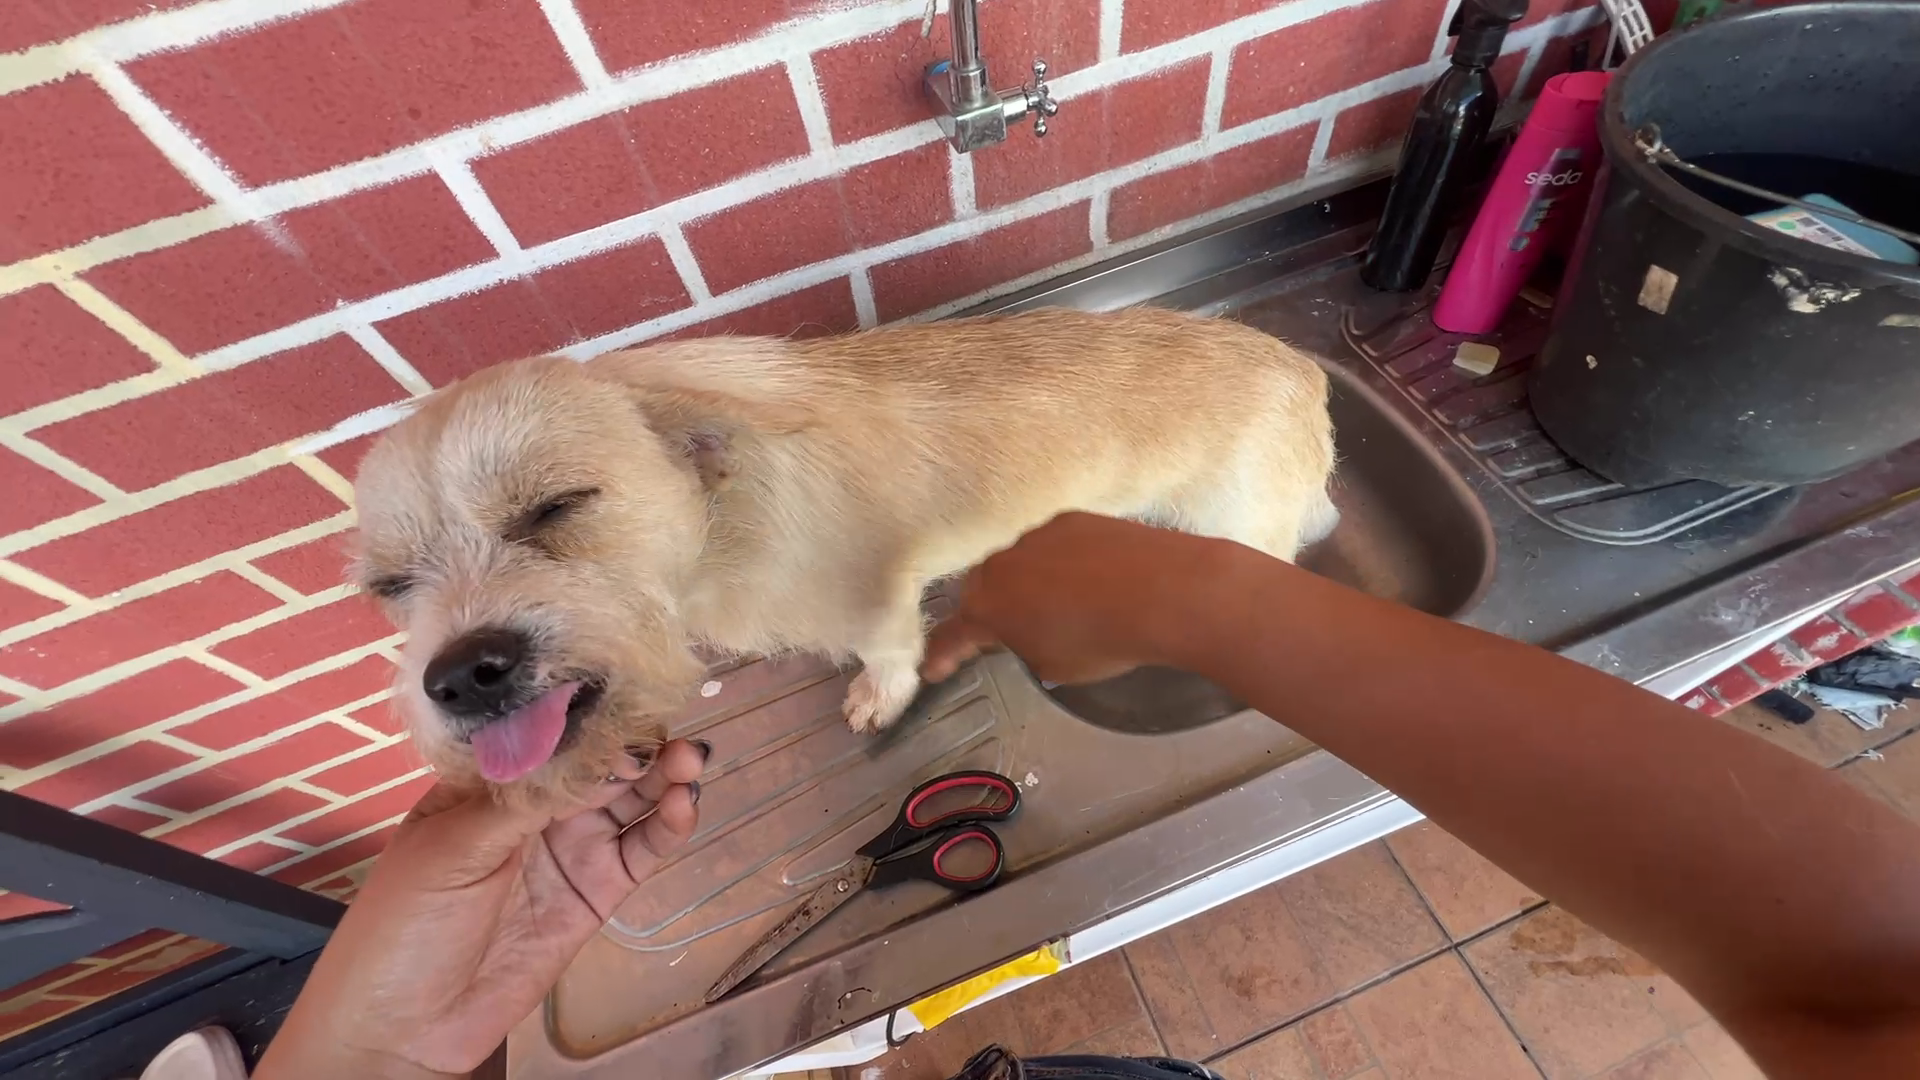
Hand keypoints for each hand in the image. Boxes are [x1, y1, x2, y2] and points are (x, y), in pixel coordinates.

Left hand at [257, 740, 705, 1078]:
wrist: (402, 1034)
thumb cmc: (403, 927)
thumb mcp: (452, 849)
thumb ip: (528, 799)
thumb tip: (600, 751)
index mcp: (499, 784)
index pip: (558, 739)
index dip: (597, 724)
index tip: (630, 715)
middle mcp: (544, 807)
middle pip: (605, 764)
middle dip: (642, 747)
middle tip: (673, 742)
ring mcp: (577, 846)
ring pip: (634, 798)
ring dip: (666, 776)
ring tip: (691, 763)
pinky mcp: (603, 886)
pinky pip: (644, 847)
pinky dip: (670, 824)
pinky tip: (683, 806)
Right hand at [922, 512, 1234, 684]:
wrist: (1161, 590)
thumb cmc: (1103, 640)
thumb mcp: (1051, 666)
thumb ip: (1019, 650)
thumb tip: (1017, 638)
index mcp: (986, 608)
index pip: (951, 636)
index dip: (941, 656)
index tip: (933, 668)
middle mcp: (997, 563)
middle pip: (977, 590)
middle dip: (984, 612)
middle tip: (1002, 633)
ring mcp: (1030, 534)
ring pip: (1010, 560)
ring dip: (1019, 581)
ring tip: (1050, 603)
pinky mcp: (1064, 517)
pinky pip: (1044, 542)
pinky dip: (1053, 560)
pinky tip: (1078, 575)